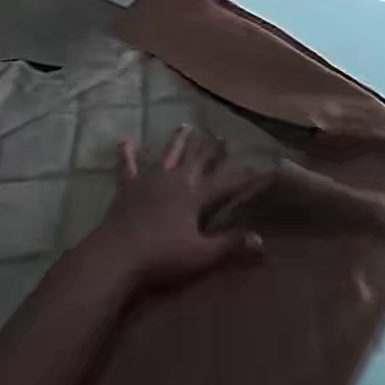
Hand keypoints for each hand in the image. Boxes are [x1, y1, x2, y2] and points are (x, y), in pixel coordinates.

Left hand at [78, 125, 266, 290]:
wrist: (118, 255)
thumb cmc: (163, 257)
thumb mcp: (201, 255)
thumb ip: (230, 245)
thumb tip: (261, 241)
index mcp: (194, 195)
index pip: (227, 182)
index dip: (247, 175)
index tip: (265, 166)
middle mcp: (174, 179)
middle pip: (197, 158)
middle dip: (211, 148)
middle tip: (222, 135)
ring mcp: (149, 179)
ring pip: (168, 153)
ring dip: (178, 140)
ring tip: (187, 126)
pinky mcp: (128, 185)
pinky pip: (127, 164)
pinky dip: (128, 152)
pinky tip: (128, 142)